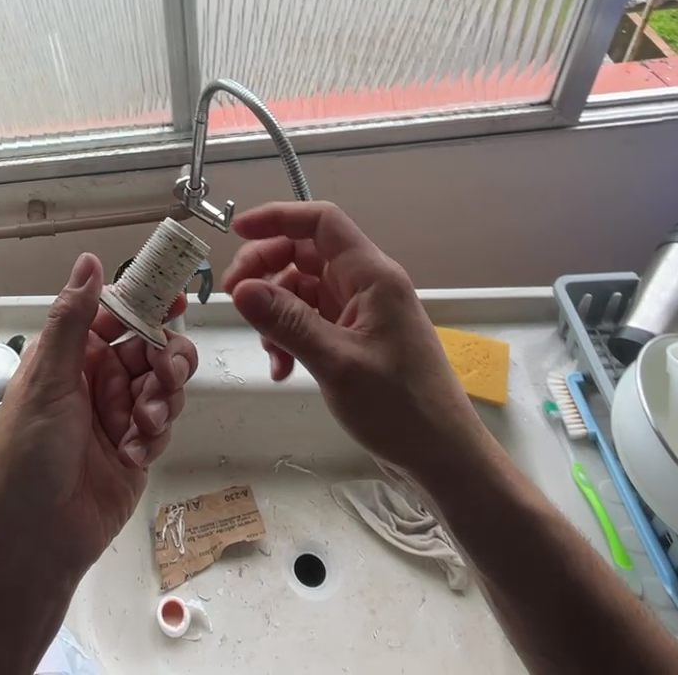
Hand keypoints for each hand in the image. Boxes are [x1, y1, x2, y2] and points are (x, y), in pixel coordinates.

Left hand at [0, 253, 198, 578]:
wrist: (34, 538)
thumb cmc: (27, 455)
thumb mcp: (48, 378)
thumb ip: (74, 318)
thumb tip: (88, 262)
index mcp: (71, 355)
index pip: (117, 315)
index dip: (147, 304)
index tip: (176, 299)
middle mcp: (97, 379)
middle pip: (151, 346)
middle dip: (166, 355)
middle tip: (164, 370)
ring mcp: (118, 413)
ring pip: (164, 384)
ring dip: (162, 398)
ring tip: (142, 422)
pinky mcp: (137, 448)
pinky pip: (163, 424)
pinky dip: (155, 433)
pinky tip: (134, 452)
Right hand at [219, 201, 483, 480]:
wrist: (443, 459)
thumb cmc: (401, 409)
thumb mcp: (337, 363)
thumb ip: (287, 322)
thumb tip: (240, 289)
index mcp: (372, 276)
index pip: (321, 222)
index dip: (277, 217)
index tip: (237, 231)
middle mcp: (365, 285)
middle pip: (303, 253)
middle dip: (264, 270)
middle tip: (235, 296)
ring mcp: (359, 311)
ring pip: (300, 288)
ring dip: (274, 312)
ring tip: (268, 350)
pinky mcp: (353, 337)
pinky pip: (308, 320)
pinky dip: (287, 336)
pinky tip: (282, 368)